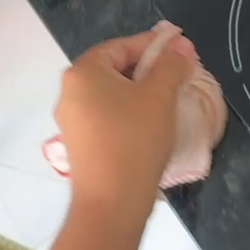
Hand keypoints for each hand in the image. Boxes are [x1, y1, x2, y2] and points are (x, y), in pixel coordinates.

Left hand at [53, 27, 196, 222]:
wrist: (111, 203)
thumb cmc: (134, 140)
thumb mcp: (159, 96)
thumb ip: (171, 65)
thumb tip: (181, 45)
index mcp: (82, 72)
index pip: (121, 46)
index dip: (153, 45)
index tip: (180, 49)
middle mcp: (69, 92)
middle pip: (113, 69)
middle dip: (147, 69)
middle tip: (177, 74)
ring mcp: (71, 120)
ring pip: (110, 95)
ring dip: (139, 93)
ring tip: (168, 99)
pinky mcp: (79, 144)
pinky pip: (106, 117)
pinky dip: (128, 113)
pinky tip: (150, 124)